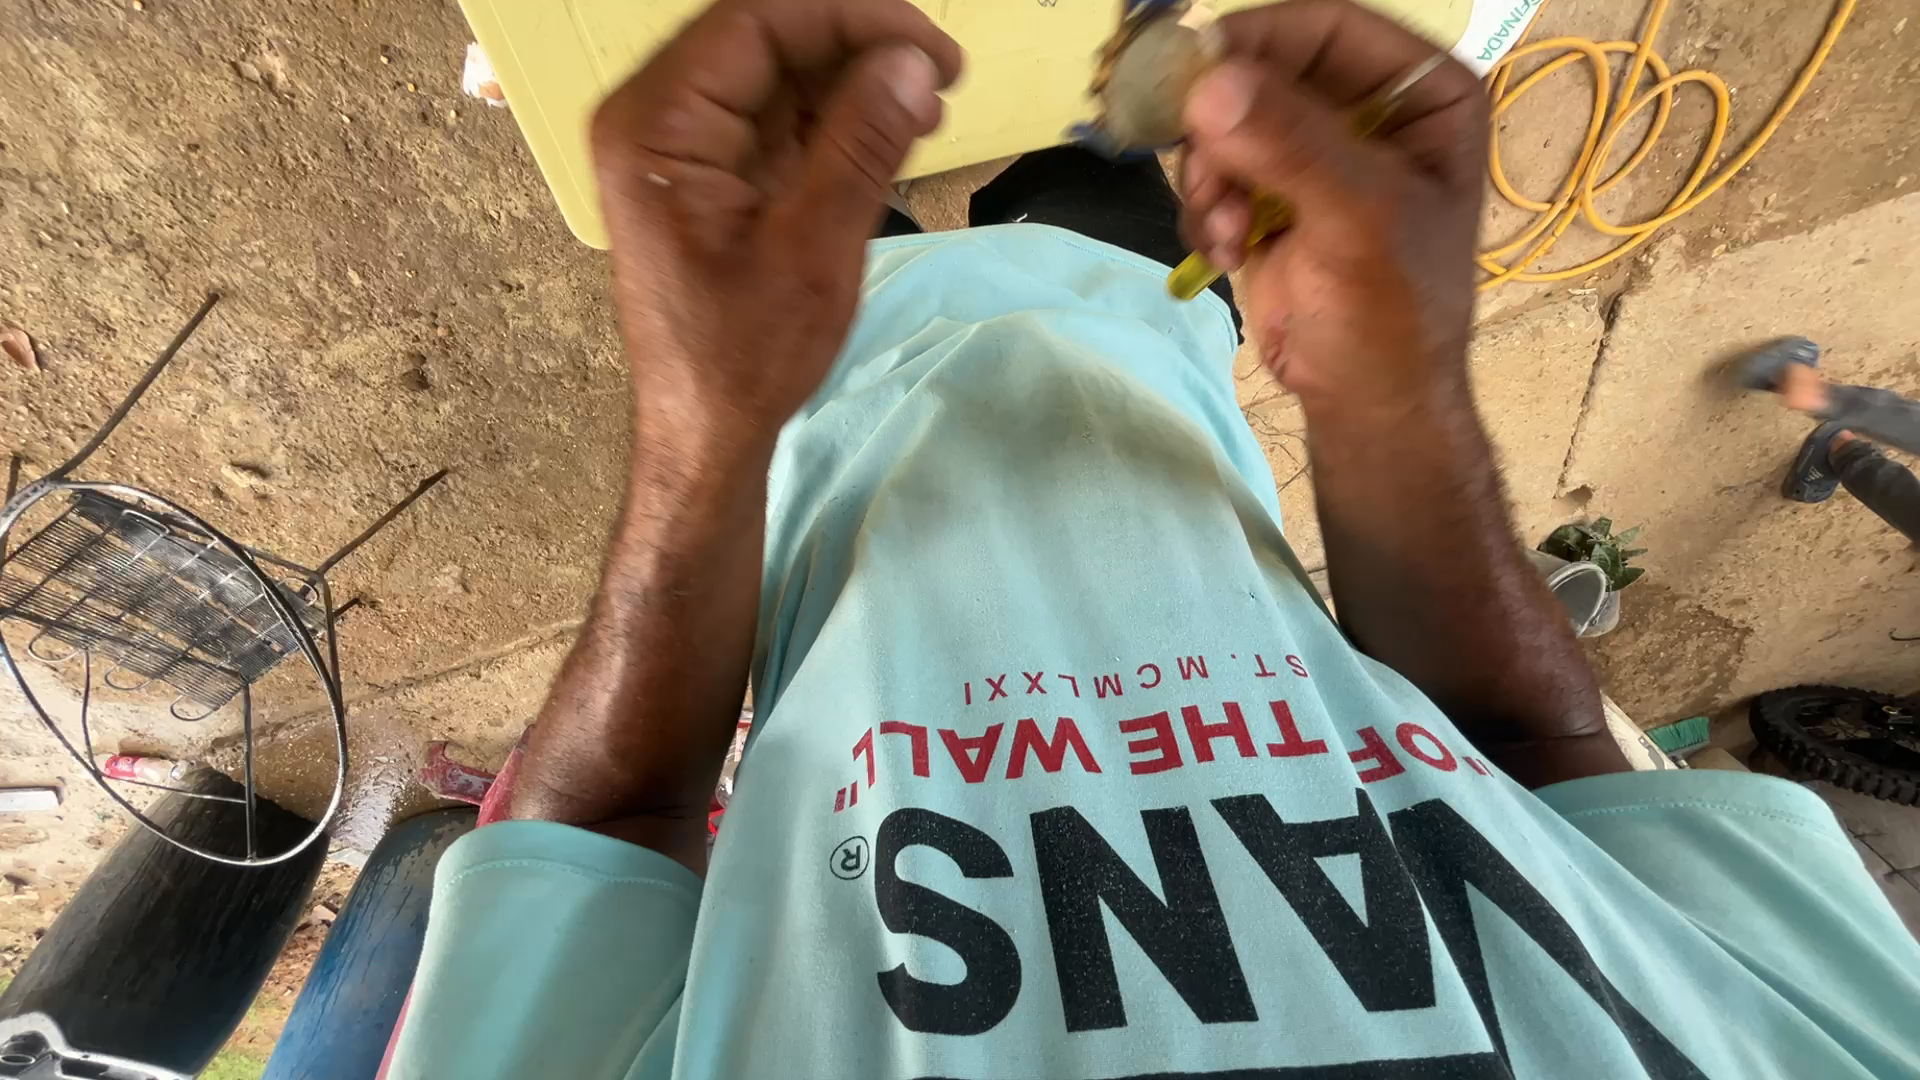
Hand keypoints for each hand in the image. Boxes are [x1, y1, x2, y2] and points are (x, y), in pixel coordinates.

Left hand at [589, 0, 962, 456]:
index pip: (757, 21)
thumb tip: (912, 64)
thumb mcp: (813, 248)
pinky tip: (886, 139)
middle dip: (858, 52)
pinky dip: (834, 132)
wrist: (710, 432)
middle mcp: (659, 123)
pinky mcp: (715, 188)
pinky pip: (778, 134)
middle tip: (939, 79)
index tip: (932, 48)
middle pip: (766, 45)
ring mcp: (686, 156)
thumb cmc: (750, 355)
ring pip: (778, 87)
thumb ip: (860, 146)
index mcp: (658, 124)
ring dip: (852, 91)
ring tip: (926, 111)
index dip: (853, 18)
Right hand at [1179, 0, 1486, 414]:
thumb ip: (1290, 146)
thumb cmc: (1390, 310)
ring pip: (1224, 137)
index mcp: (1414, 94)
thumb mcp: (1356, 219)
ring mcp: (1304, 169)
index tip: (1188, 72)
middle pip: (1260, 82)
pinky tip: (1223, 255)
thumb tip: (1205, 83)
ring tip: (1227, 234)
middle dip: (1223, 135)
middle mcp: (1356, 119)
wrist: (1362, 396)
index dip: (1255, 42)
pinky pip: (1211, 187)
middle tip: (1207, 182)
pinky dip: (1205, 219)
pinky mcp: (1263, 212)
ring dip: (1209, 186)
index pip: (1324, 30)